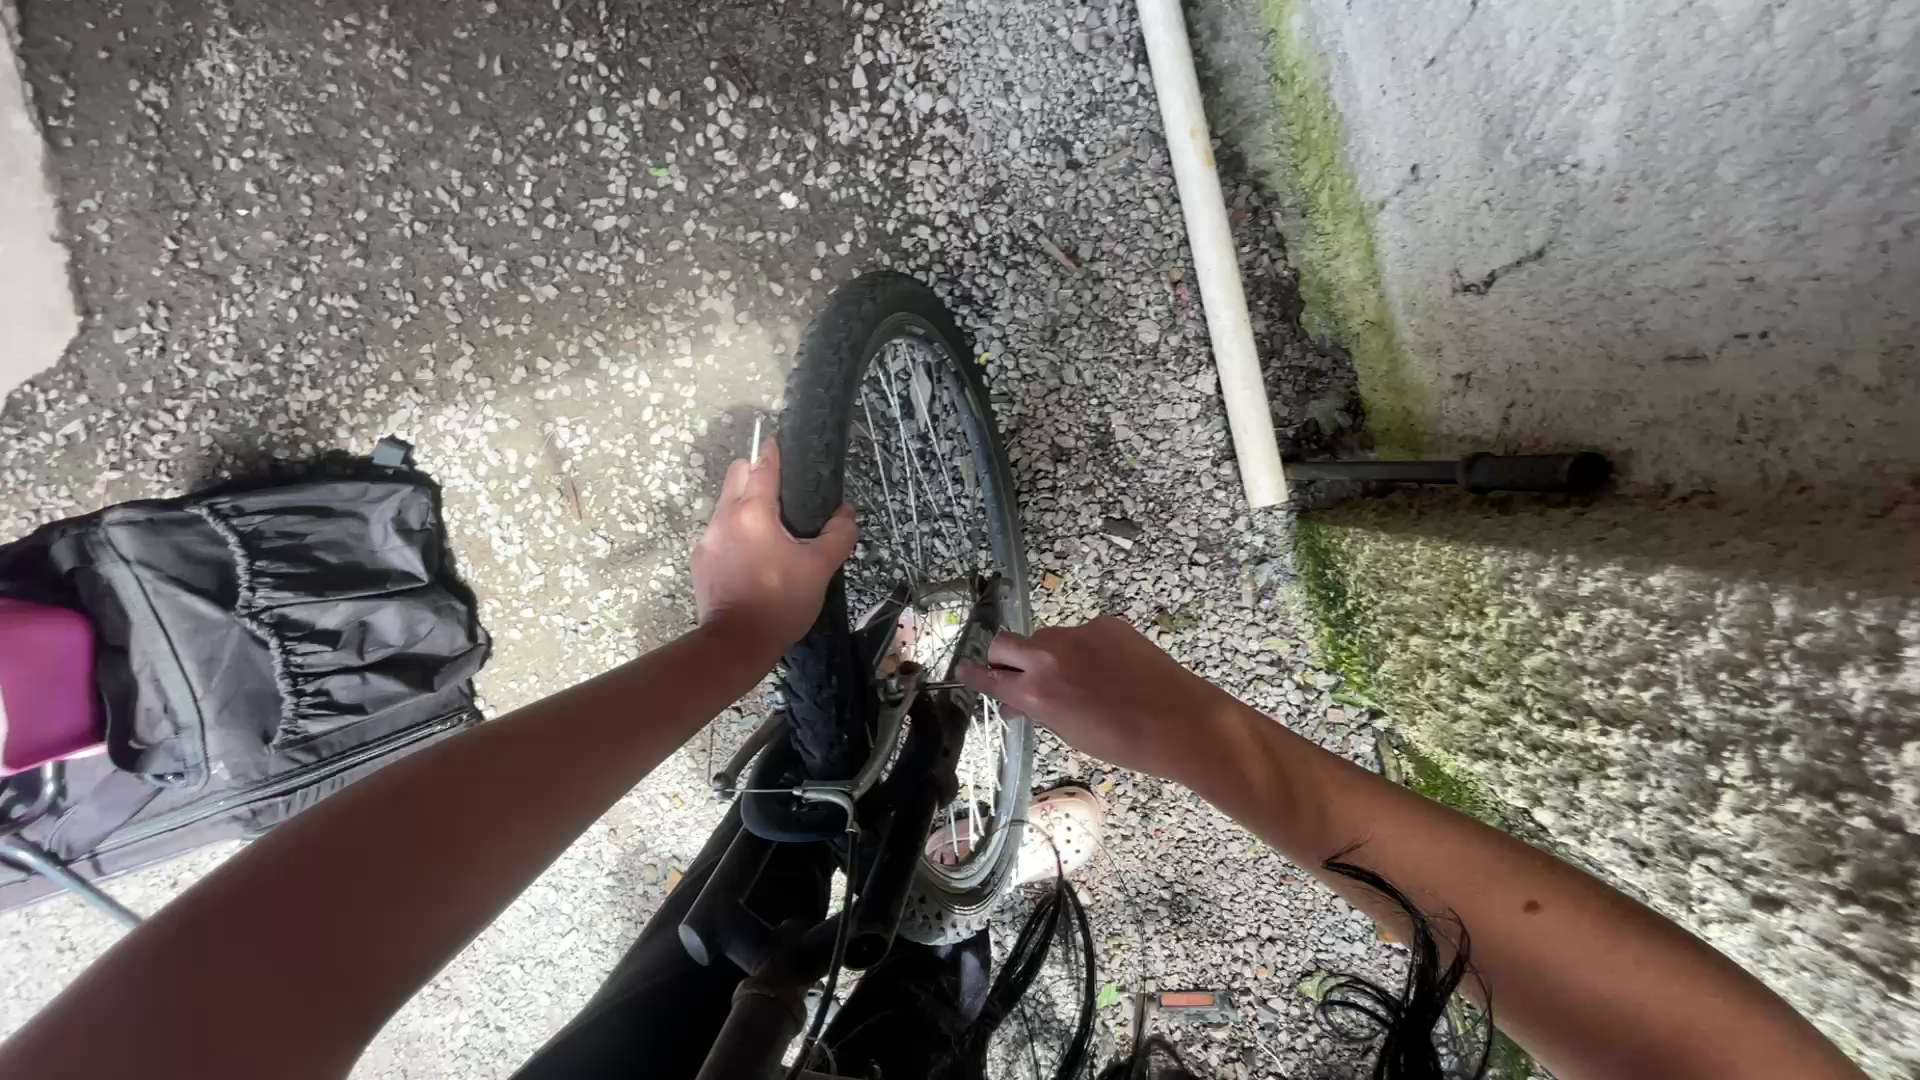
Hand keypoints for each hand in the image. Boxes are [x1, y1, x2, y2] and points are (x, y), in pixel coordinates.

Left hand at [690, 438, 857, 659]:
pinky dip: (736, 532)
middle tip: (783, 493)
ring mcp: (707, 539)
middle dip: (756, 473)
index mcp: (753, 512)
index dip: (774, 451)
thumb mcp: (820, 568)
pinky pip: (719, 531)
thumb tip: (846, 515)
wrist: (736, 644)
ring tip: (771, 529)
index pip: (762, 465)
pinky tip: (753, 555)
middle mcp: (724, 517)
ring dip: (745, 505)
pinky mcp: (700, 560)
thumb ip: (838, 536)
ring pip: (726, 504)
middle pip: (736, 475)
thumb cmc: (780, 602)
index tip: (782, 442)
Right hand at [956, 615, 1243, 784]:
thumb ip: (1038, 710)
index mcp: (1037, 692)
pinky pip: (1081, 633)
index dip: (973, 675)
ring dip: (1049, 655)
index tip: (963, 670)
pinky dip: (1085, 649)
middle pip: (1004, 643)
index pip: (989, 677)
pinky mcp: (1106, 622)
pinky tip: (1110, 669)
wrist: (1184, 721)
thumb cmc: (1126, 744)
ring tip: (1082, 681)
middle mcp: (1049, 656)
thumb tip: (1018, 701)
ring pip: (1045, 638)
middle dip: (1004, 658)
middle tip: (1019, 677)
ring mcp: (1078, 633)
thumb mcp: (1070, 734)